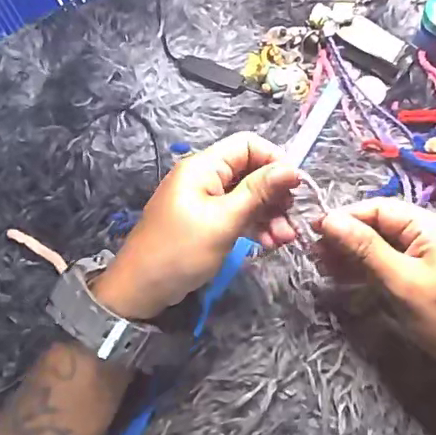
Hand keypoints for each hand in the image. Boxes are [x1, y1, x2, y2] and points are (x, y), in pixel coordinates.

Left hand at [94, 132, 300, 319]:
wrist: (139, 290)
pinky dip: (254, 224)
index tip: (296, 187)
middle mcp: (204, 176)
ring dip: (269, 213)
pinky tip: (270, 242)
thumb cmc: (180, 251)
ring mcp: (204, 199)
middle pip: (250, 170)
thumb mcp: (224, 221)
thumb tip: (293, 167)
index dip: (275, 160)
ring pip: (247, 195)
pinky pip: (236, 213)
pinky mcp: (205, 220)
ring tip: (285, 239)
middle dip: (275, 193)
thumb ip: (258, 192)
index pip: (248, 144)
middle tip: (294, 219)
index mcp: (203, 166)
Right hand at [316, 198, 435, 371]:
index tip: (313, 233)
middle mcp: (435, 230)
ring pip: (385, 243)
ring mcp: (434, 250)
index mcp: (433, 225)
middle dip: (347, 238)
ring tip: (325, 268)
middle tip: (315, 256)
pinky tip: (348, 277)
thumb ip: (364, 248)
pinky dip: (371, 267)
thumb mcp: (400, 283)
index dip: (344, 218)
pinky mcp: (430, 269)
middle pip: (381, 224)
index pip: (379, 209)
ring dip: (355, 255)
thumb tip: (328, 220)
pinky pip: (395, 259)